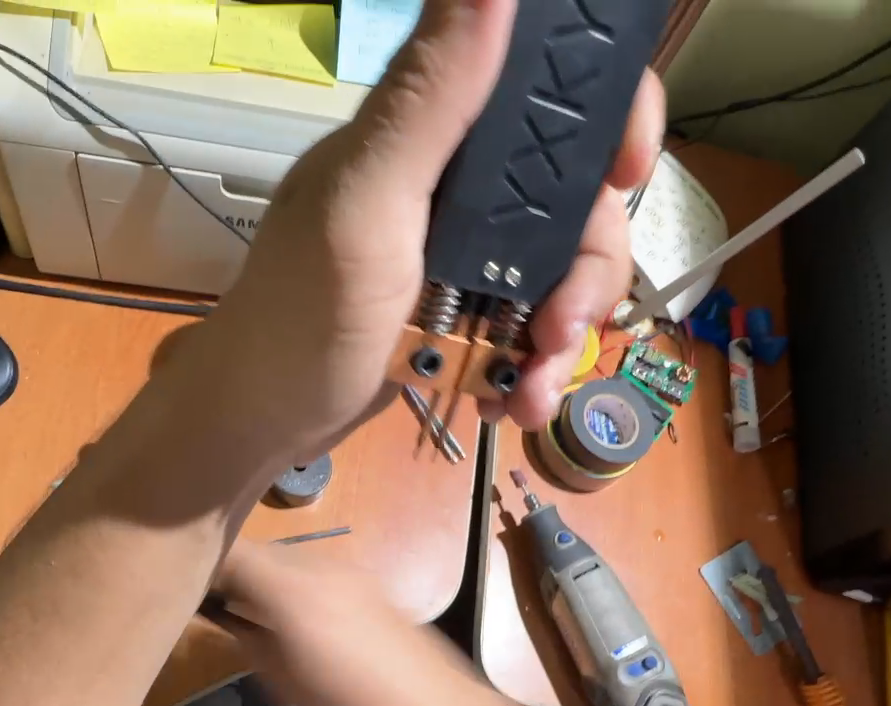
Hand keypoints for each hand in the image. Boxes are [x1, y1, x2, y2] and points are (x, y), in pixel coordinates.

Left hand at [187, 0, 665, 464]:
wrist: (265, 421)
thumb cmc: (302, 316)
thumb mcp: (364, 206)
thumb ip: (427, 101)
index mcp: (433, 141)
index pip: (543, 100)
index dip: (603, 125)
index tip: (625, 176)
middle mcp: (454, 192)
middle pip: (572, 204)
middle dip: (586, 271)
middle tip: (563, 328)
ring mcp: (460, 262)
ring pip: (558, 278)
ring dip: (563, 340)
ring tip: (534, 389)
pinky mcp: (461, 321)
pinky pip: (528, 333)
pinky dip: (533, 371)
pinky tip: (514, 404)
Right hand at [212, 540, 532, 705]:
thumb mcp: (290, 689)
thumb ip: (252, 643)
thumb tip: (227, 619)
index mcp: (294, 592)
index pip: (230, 553)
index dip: (200, 562)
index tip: (179, 584)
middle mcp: (320, 567)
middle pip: (257, 550)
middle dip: (229, 568)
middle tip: (206, 599)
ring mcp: (349, 571)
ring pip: (286, 559)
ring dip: (261, 576)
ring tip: (246, 609)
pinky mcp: (368, 581)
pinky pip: (313, 570)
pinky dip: (290, 583)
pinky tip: (290, 616)